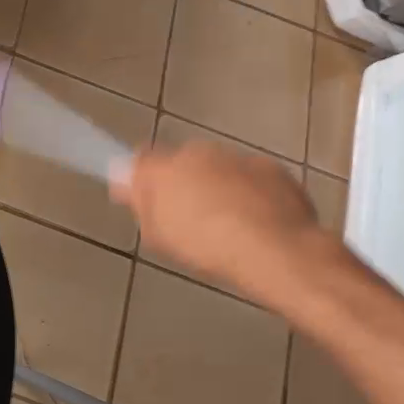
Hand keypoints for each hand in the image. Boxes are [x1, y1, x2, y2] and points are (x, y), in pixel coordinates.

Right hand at [110, 141, 326, 304]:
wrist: (276, 251)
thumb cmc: (206, 247)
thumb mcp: (157, 235)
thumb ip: (141, 204)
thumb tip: (128, 184)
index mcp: (162, 168)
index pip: (140, 160)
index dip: (141, 177)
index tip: (145, 198)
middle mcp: (196, 153)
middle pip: (181, 161)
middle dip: (183, 180)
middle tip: (190, 214)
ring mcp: (236, 157)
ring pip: (218, 167)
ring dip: (218, 185)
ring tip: (229, 220)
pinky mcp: (272, 167)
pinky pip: (251, 176)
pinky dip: (251, 190)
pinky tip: (258, 218)